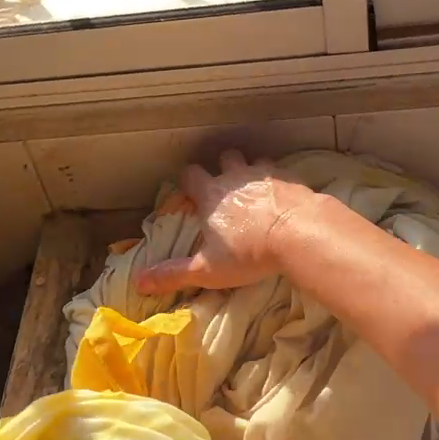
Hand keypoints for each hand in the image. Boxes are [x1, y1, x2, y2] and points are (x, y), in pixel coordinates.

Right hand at [135, 150, 323, 294]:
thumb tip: (138, 281)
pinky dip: (279, 183)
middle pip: (224, 158)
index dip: (188, 181)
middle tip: (227, 190)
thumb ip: (174, 273)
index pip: (190, 174)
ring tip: (256, 192)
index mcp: (210, 194)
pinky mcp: (290, 178)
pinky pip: (281, 173)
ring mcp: (264, 174)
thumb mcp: (208, 270)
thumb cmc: (249, 252)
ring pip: (254, 161)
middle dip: (224, 168)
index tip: (191, 193)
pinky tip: (283, 199)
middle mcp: (234, 177)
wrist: (299, 233)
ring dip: (253, 172)